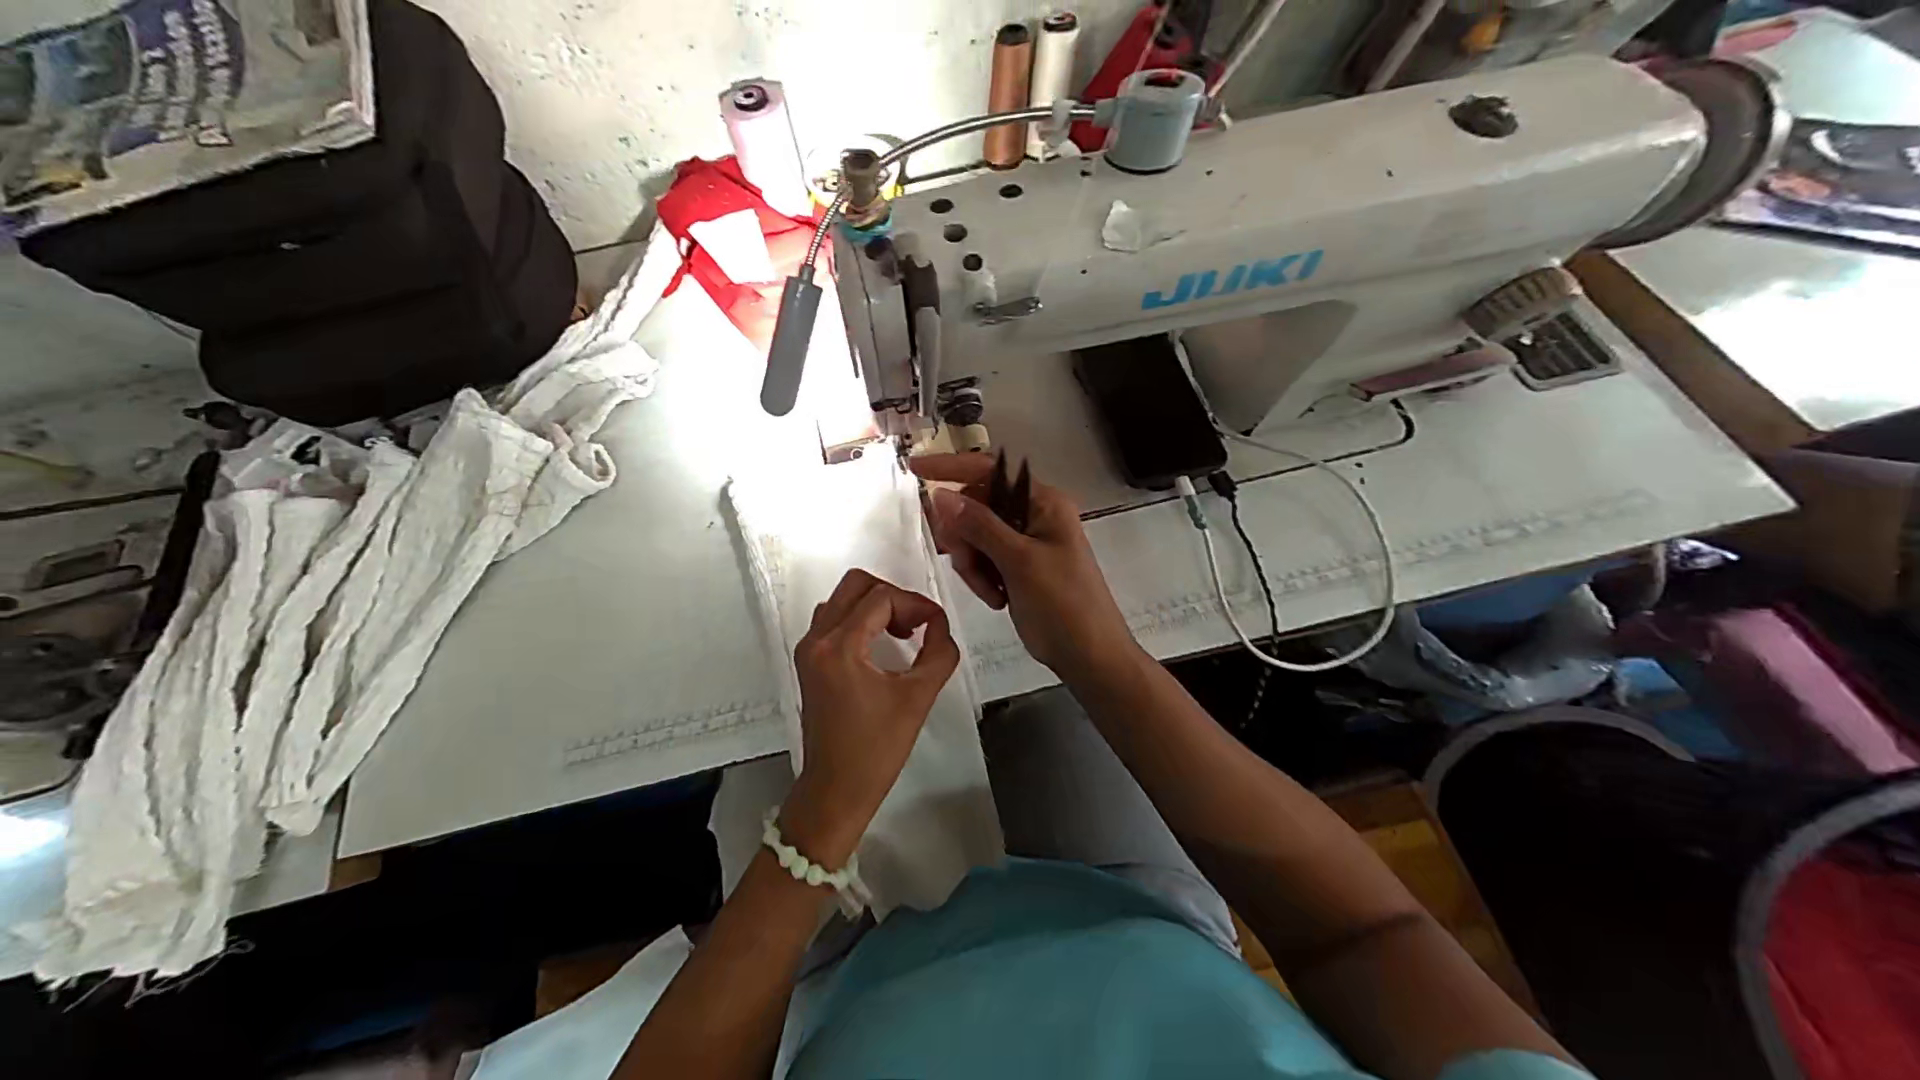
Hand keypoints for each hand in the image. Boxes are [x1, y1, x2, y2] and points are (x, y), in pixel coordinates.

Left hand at [782, 569, 959, 866]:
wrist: (836, 789)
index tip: (936, 625)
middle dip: (893, 596)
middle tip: (917, 623)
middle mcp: (817, 641)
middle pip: (855, 586)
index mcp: (839, 647)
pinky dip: (860, 619)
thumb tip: (940, 625)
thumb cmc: (876, 749)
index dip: (916, 604)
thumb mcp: (918, 698)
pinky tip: (882, 644)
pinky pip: (833, 619)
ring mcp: (808, 650)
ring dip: (875, 605)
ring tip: (902, 633)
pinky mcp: (809, 662)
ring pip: (842, 599)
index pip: (881, 598)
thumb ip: (939, 653)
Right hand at [910, 454, 1136, 676]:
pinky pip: (983, 560)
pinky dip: (981, 577)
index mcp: (1043, 502)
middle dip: (964, 535)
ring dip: (972, 563)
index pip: (990, 471)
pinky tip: (996, 597)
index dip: (951, 468)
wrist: (1089, 655)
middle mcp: (1033, 515)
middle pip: (976, 506)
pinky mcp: (1016, 568)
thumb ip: (979, 525)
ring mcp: (1024, 543)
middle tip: (963, 560)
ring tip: (990, 590)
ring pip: (975, 536)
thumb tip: (941, 495)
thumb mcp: (1020, 561)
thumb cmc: (1064, 604)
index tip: (916, 468)